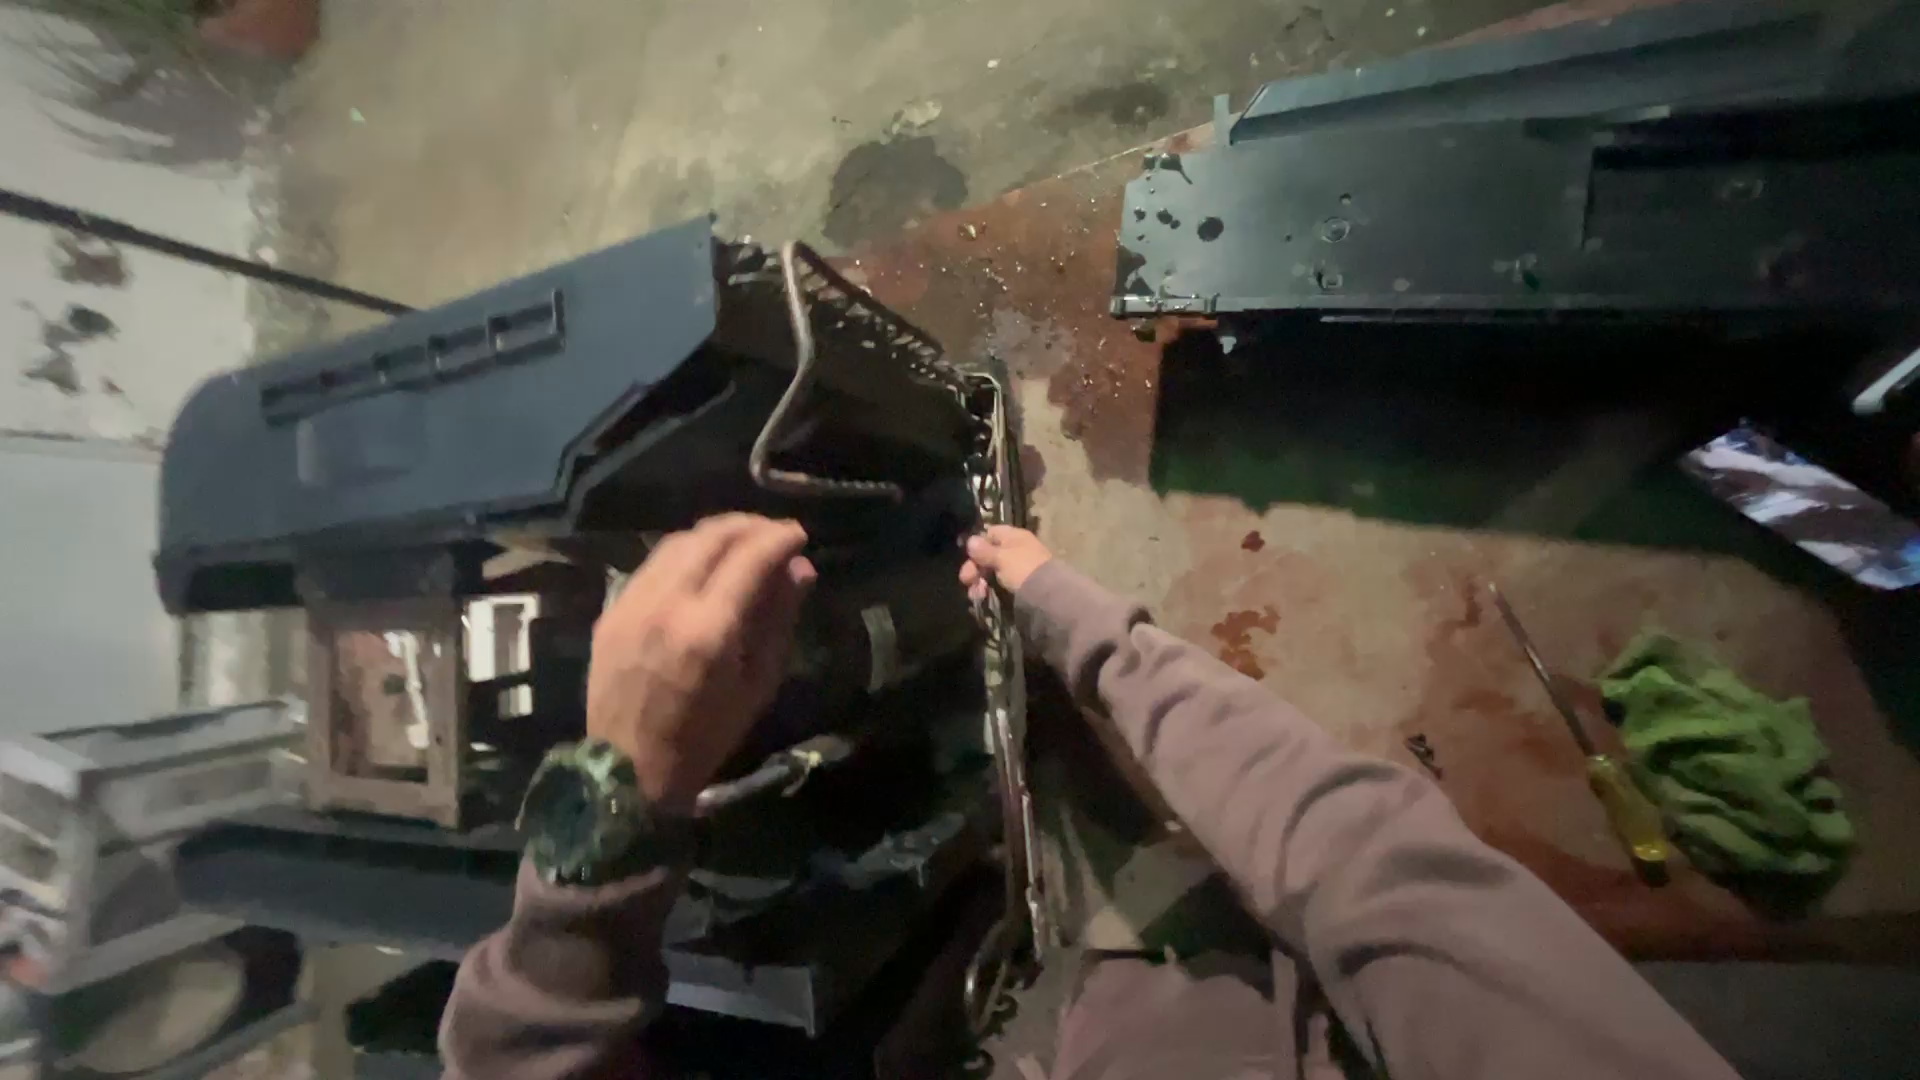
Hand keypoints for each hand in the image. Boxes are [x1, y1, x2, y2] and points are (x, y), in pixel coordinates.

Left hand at [587, 514, 816, 812]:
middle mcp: (667, 604)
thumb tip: (800, 568)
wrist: (627, 770)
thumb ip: (779, 617)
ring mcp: (633, 603)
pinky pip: (654, 563)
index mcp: (710, 630)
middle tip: (775, 534)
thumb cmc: (707, 734)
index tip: (799, 535)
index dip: (780, 538)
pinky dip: (686, 553)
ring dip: (717, 534)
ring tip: (743, 542)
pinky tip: (703, 566)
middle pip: (712, 536)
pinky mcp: (612, 610)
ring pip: (679, 541)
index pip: (751, 556)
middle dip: (751, 525)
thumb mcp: (759, 683)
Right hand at [958, 525, 1052, 600]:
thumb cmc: (1022, 568)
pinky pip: (1000, 583)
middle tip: (966, 580)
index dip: (978, 545)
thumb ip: (984, 550)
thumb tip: (971, 540)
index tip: (968, 557)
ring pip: (992, 570)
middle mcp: (1016, 548)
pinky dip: (989, 588)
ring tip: (975, 594)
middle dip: (975, 567)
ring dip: (980, 581)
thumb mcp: (1001, 557)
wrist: (1047, 594)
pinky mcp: (1020, 584)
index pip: (991, 534)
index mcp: (1014, 536)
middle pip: (989, 554)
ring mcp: (1019, 567)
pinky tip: (983, 596)